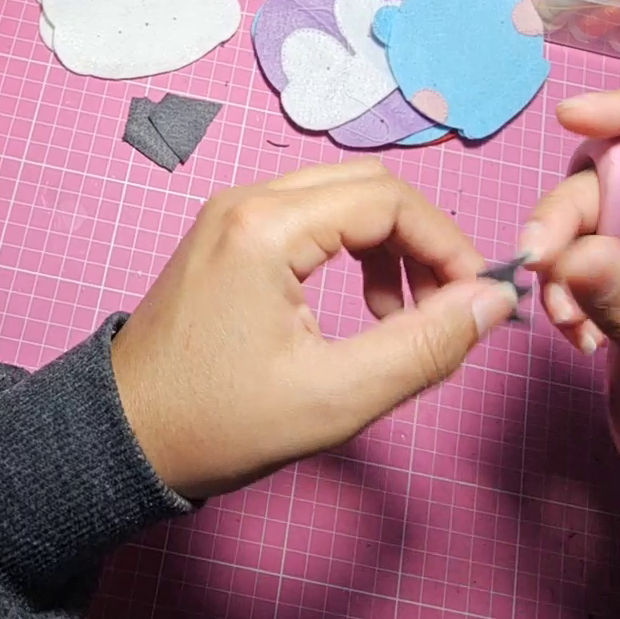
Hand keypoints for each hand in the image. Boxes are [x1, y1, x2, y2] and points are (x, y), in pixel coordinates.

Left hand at [111, 159, 517, 499]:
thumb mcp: (334, 397)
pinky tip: (359, 301)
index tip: (480, 298)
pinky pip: (308, 216)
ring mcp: (232, 212)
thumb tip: (492, 300)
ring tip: (400, 313)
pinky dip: (349, 248)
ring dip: (387, 244)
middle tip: (449, 303)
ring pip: (339, 197)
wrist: (127, 432)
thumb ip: (425, 346)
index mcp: (266, 226)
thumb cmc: (219, 421)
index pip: (388, 200)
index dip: (447, 244)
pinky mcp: (228, 232)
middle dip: (422, 238)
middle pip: (366, 186)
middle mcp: (247, 199)